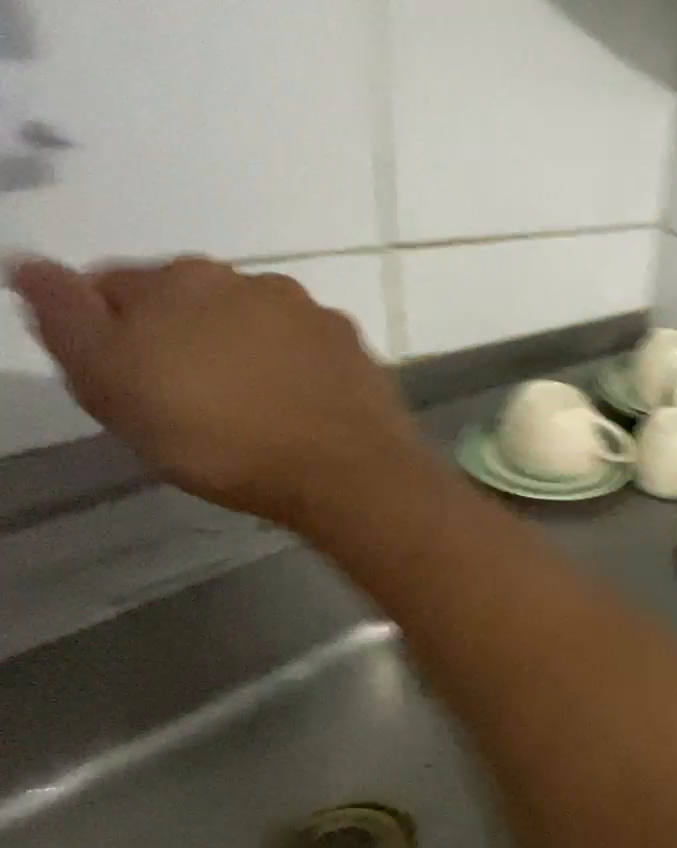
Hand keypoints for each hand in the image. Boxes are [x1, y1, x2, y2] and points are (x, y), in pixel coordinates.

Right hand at [9, 256, 429, 528]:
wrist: (345, 471)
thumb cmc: (215, 434)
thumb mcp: (108, 380)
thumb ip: (66, 317)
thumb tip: (31, 265)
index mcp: (181, 279)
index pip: (115, 287)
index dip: (110, 332)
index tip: (126, 378)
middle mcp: (255, 283)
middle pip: (195, 302)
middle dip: (182, 336)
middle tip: (186, 397)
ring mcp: (318, 317)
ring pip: (257, 325)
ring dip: (243, 351)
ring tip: (245, 406)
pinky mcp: (361, 352)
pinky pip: (309, 353)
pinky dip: (295, 370)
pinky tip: (294, 407)